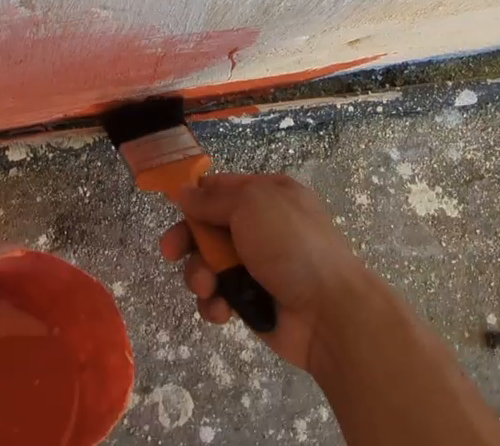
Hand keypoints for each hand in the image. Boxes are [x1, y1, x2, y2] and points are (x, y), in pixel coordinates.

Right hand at [160, 172, 369, 369]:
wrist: (330, 313)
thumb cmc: (292, 245)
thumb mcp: (251, 205)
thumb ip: (212, 199)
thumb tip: (183, 192)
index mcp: (268, 194)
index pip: (221, 187)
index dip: (195, 197)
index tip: (172, 208)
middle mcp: (261, 226)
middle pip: (208, 227)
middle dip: (187, 240)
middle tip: (170, 252)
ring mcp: (257, 265)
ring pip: (208, 263)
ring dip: (199, 275)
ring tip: (207, 287)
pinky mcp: (252, 300)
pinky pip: (219, 296)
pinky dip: (214, 302)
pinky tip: (222, 310)